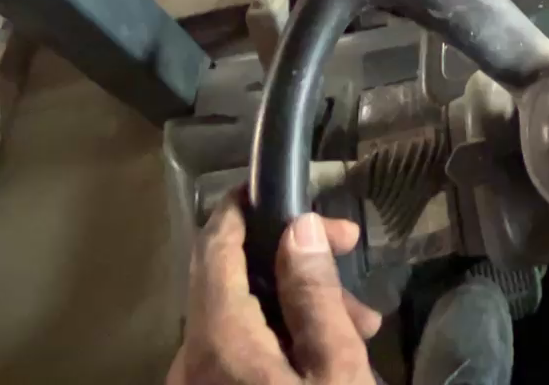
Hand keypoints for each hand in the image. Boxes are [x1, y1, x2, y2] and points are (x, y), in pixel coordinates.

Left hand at [168, 193, 382, 384]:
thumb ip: (315, 294)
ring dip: (297, 303)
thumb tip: (300, 227)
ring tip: (359, 320)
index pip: (214, 251)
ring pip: (242, 319)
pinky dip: (281, 337)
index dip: (238, 208)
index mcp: (218, 345)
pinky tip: (328, 350)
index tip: (272, 182)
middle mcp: (189, 365)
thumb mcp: (336, 368)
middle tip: (350, 244)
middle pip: (235, 283)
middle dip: (296, 258)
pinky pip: (238, 354)